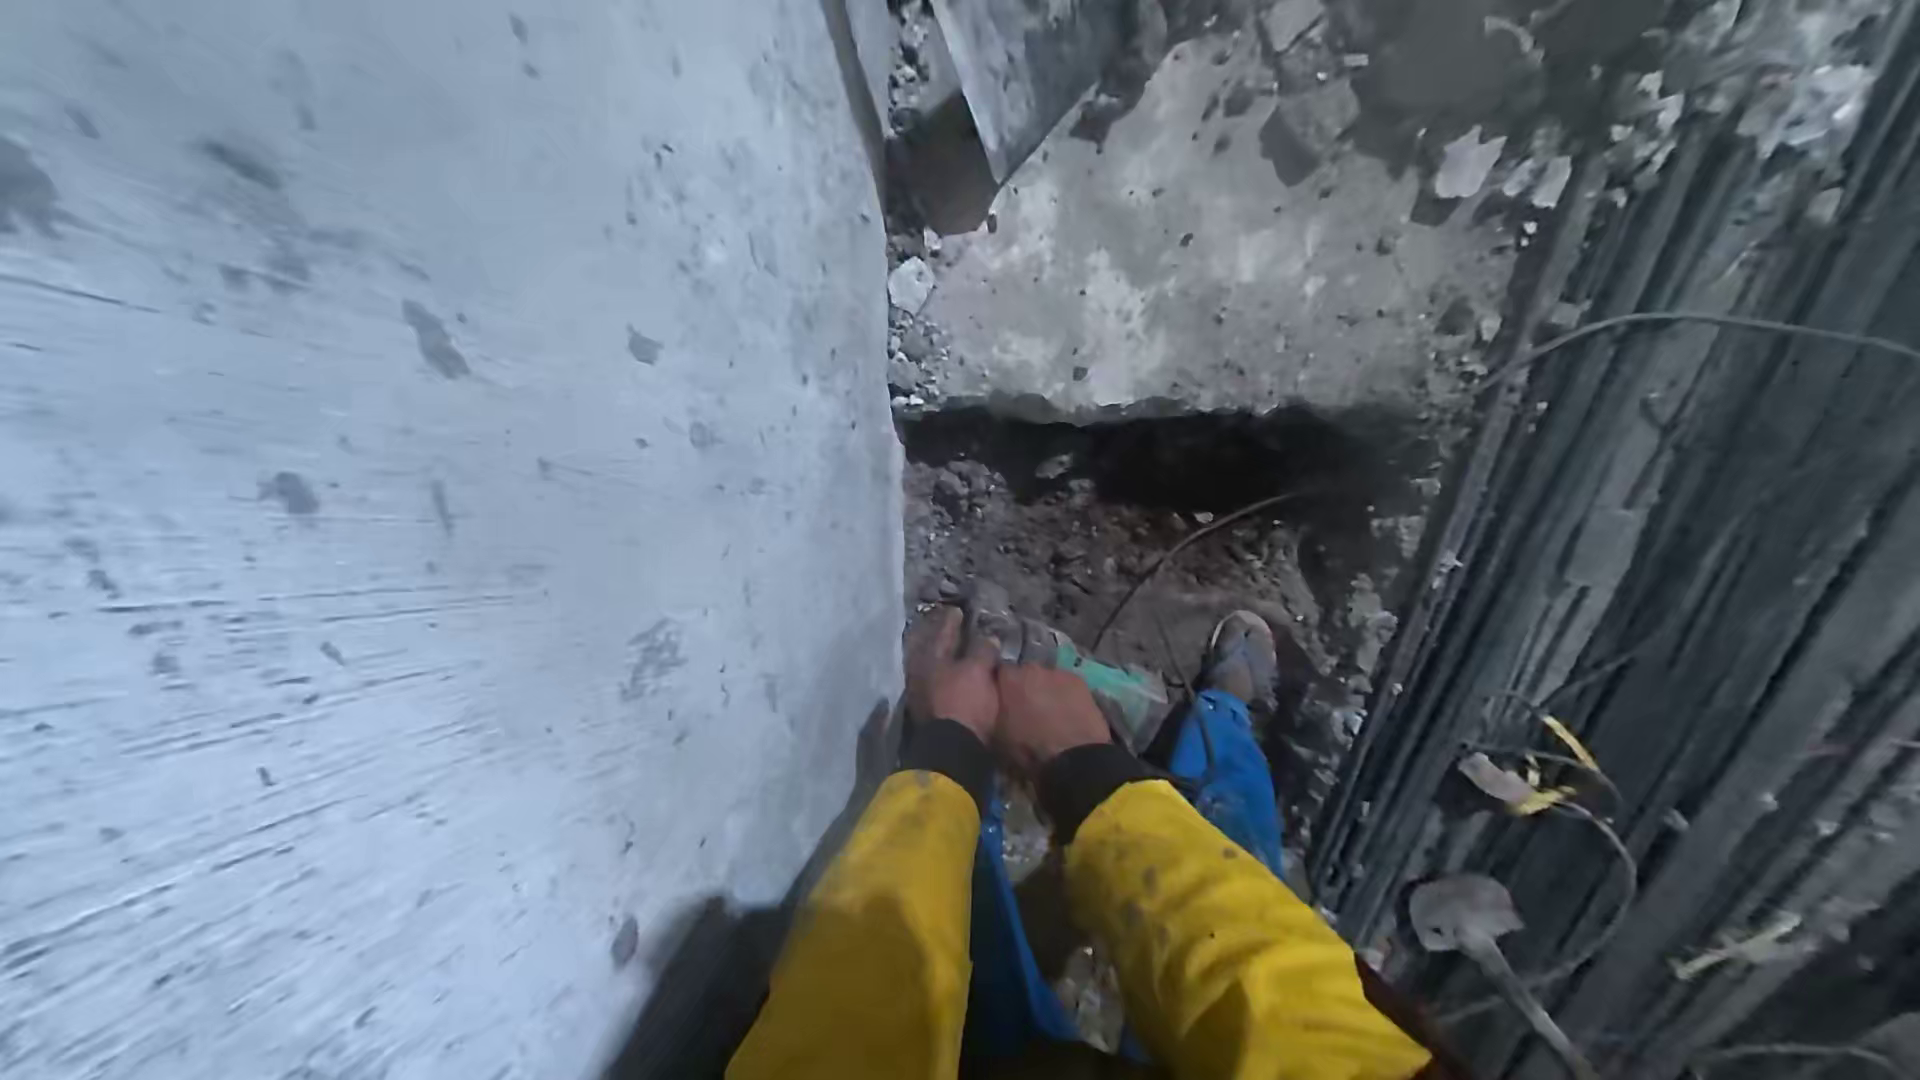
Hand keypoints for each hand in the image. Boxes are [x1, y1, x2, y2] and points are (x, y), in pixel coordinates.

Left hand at [904, 605, 999, 741]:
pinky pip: (931, 681)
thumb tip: (988, 637)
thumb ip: (982, 650)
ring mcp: (919, 692)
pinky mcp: (925, 710)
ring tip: (949, 648)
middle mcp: (919, 671)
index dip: (951, 620)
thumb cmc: (965, 702)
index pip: (942, 632)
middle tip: (946, 625)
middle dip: (937, 635)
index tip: (957, 610)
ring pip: (928, 665)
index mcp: (930, 657)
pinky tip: (949, 673)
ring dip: (938, 655)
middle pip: (928, 647)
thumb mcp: (978, 671)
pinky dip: (939, 673)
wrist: (953, 747)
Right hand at [993, 663, 1110, 777]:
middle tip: (1027, 708)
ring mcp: (1058, 672)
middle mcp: (1032, 668)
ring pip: (1047, 678)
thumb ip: (994, 709)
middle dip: (1025, 686)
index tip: (1003, 700)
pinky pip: (1066, 684)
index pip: (999, 672)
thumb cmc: (1030, 749)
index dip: (1002, 686)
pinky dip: (1065, 695)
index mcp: (1009, 679)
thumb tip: (994, 701)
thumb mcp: (998, 733)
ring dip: (1046, 689)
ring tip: (1051, 712)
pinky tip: (1069, 712)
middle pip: (1025, 672)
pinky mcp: (1080, 680)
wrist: (1074, 756)